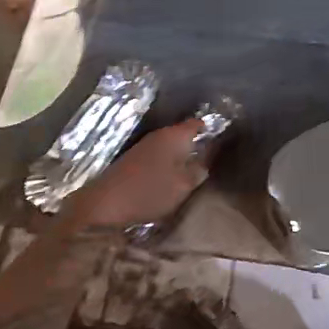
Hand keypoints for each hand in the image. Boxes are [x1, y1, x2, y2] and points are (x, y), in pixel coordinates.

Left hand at [69, 119, 209, 227]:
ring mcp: (144, 147)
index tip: (223, 141)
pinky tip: (172, 177)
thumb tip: (206, 160)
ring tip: (195, 171)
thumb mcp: (183, 185)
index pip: (197, 124)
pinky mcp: (133, 160)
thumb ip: (199, 170)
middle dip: (197, 144)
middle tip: (213, 160)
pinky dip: (168, 164)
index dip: (211, 130)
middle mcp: (158, 135)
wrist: (105, 204)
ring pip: (170, 146)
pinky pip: (159, 157)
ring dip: (181, 156)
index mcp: (173, 135)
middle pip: (183, 135)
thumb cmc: (150, 192)